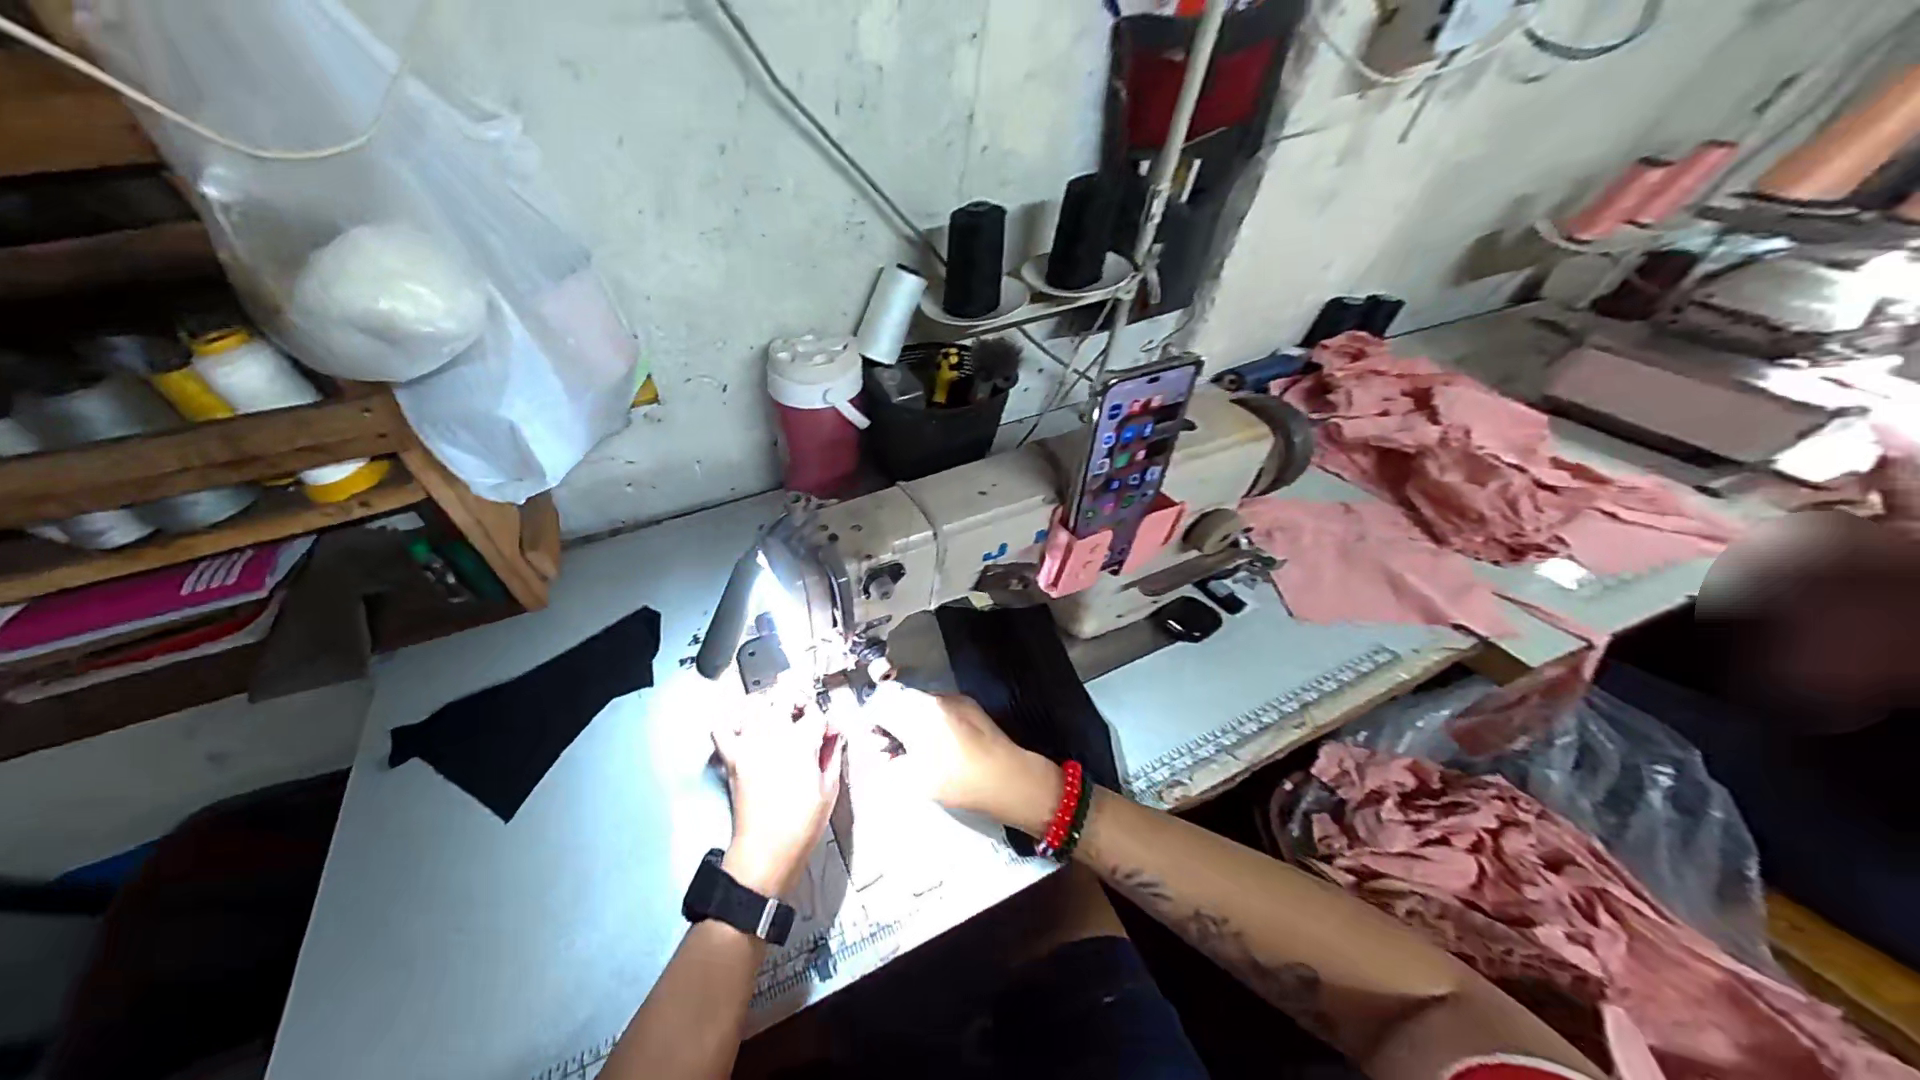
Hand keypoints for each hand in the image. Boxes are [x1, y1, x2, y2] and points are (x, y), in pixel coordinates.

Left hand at [711, 687, 843, 898]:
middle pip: (785, 696)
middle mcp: (774, 736)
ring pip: (756, 704)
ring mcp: (750, 745)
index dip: (824, 720)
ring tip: (777, 717)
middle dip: (797, 700)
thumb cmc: (801, 826)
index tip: (826, 733)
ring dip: (768, 705)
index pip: (815, 712)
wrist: (765, 851)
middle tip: (803, 715)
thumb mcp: (829, 790)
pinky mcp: (732, 758)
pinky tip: (745, 727)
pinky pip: (723, 727)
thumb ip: (832, 755)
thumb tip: (833, 736)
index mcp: (802, 743)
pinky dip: (732, 721)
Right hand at [857, 684, 1060, 834]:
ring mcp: (957, 700)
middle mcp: (938, 698)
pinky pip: (940, 708)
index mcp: (922, 712)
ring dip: (912, 720)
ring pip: (921, 704)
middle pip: (902, 701)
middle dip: (892, 721)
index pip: (883, 705)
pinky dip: (931, 722)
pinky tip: (937, 745)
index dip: (873, 721)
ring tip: (914, 748)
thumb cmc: (962, 782)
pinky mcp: (971, 707)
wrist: (1011, 779)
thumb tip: (885, 753)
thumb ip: (894, 762)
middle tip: (891, 748)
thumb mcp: (917, 779)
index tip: (872, 739)